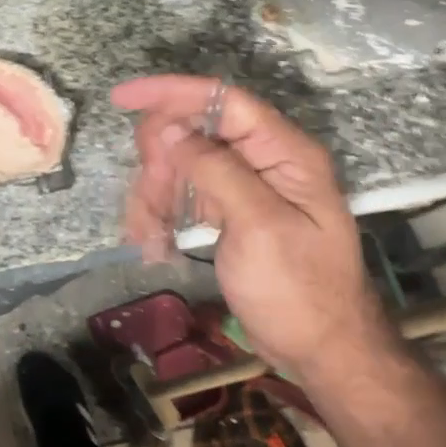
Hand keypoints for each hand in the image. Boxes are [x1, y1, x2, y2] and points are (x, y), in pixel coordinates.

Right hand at [112, 75, 395, 377]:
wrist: (323, 354)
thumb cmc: (300, 291)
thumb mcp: (259, 227)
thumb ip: (215, 170)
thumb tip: (169, 129)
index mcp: (283, 152)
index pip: (222, 100)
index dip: (170, 92)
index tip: (122, 97)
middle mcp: (264, 160)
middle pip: (193, 132)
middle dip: (160, 161)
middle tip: (148, 200)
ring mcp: (245, 186)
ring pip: (180, 165)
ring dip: (155, 195)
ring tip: (148, 237)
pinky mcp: (229, 212)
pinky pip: (184, 195)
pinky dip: (162, 215)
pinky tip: (155, 244)